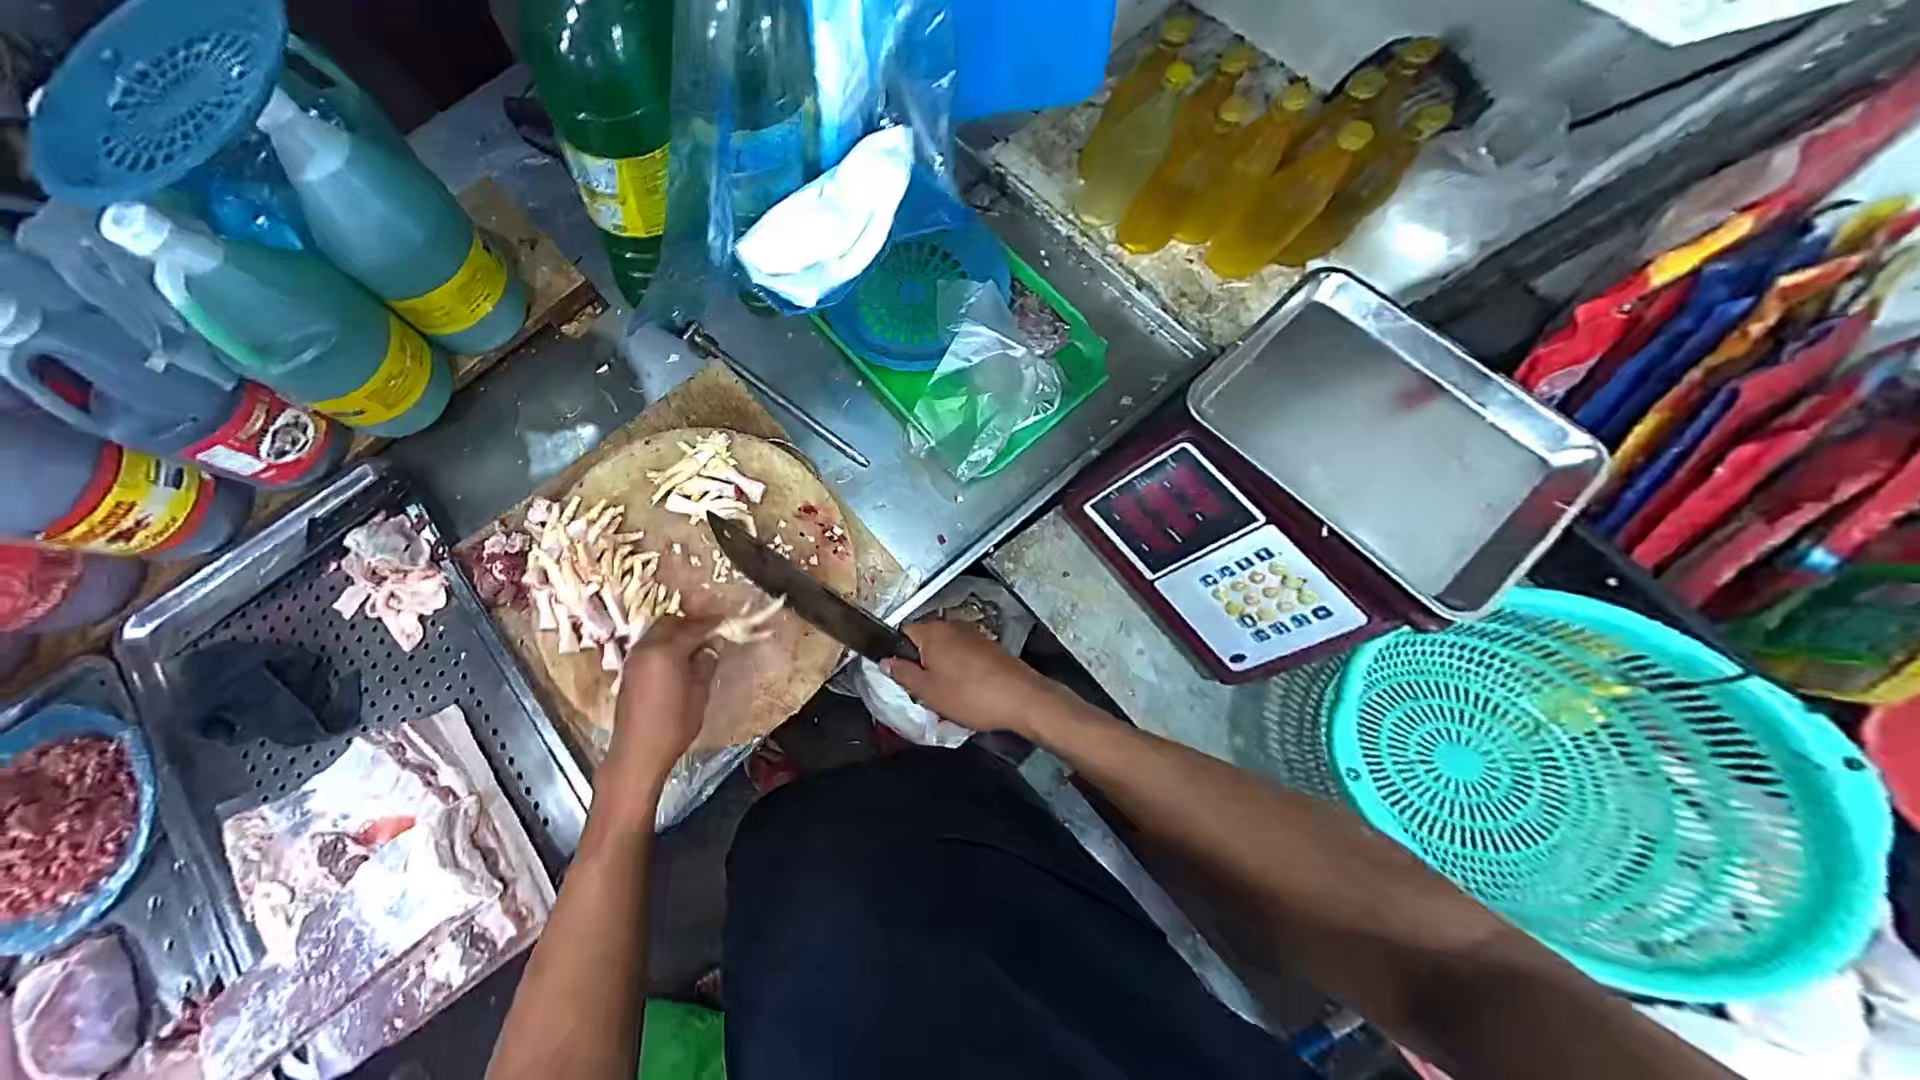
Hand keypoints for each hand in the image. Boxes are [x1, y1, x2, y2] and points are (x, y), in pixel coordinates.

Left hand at [605, 617, 719, 796]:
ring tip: (695, 644)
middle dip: (690, 623)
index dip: (710, 623)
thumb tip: (711, 647)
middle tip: (709, 632)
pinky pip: (649, 645)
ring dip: (675, 632)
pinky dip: (663, 644)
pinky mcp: (628, 670)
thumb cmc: (674, 725)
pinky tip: (677, 658)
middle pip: (669, 623)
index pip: (692, 628)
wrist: (637, 753)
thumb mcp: (699, 694)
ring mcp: (633, 659)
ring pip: (656, 632)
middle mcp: (646, 649)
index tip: (724, 621)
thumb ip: (705, 665)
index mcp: (666, 652)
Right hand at [882, 619, 1070, 736]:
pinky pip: (964, 657)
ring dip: (942, 670)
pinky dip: (961, 672)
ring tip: (947, 697)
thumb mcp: (928, 691)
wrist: (1021, 698)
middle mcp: (952, 627)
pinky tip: (967, 694)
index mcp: (932, 632)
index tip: (900, 676)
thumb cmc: (969, 695)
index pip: (903, 632)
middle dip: (921, 665)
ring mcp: (974, 635)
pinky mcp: (990, 647)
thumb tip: (886, 661)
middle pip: (925, 642)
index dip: (897, 653)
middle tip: (923, 692)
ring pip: (946, 651)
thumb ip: (903, 673)